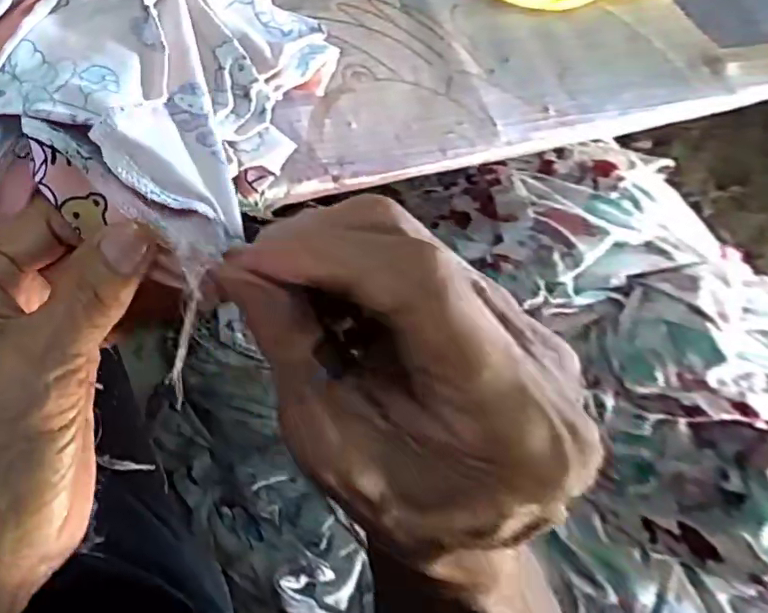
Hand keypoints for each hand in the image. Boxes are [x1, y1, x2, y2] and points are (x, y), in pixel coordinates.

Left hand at [0, 203, 161, 612]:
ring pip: (96, 275)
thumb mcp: (48, 358)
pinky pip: (108, 310)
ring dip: (143, 272)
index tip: (165, 221)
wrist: (2, 530)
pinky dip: (142, 304)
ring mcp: (40, 315)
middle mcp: (8, 283)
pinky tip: (187, 299)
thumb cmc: (8, 438)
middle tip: (196, 240)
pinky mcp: (69, 347)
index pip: (48, 220)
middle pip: (75, 243)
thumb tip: (136, 230)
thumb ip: (92, 293)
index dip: (102, 217)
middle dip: (128, 242)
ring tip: (203, 267)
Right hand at [217, 196, 601, 600]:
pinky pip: (402, 250)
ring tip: (276, 280)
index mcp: (510, 407)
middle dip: (309, 242)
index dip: (321, 254)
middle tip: (247, 270)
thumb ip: (285, 345)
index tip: (244, 263)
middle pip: (407, 242)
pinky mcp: (491, 306)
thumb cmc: (390, 501)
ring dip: (318, 243)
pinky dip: (338, 255)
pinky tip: (315, 289)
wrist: (460, 532)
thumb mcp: (321, 438)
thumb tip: (233, 270)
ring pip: (401, 233)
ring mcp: (521, 321)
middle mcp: (533, 350)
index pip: (419, 281)